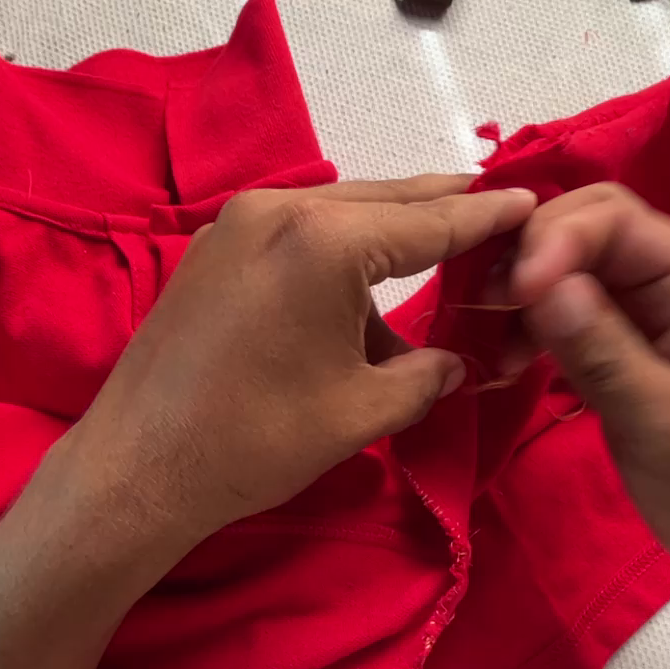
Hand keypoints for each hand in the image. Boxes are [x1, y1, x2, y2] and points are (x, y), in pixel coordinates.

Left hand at [56, 176, 536, 541]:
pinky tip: (353, 288)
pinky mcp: (210, 250)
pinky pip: (294, 235)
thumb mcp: (361, 411)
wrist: (139, 468)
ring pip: (336, 216)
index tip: (530, 202)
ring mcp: (236, 225)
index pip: (430, 221)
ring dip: (385, 239)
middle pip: (383, 201)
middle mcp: (279, 209)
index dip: (486, 216)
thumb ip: (425, 376)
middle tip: (493, 211)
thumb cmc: (255, 441)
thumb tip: (457, 362)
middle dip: (441, 210)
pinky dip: (335, 252)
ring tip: (430, 262)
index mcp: (325, 240)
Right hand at [510, 183, 669, 579]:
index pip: (615, 219)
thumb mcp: (665, 421)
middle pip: (590, 232)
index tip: (510, 296)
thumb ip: (603, 349)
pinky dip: (535, 330)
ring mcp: (655, 318)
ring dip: (525, 298)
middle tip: (485, 312)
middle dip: (530, 259)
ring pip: (574, 273)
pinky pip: (574, 317)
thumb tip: (539, 283)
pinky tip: (509, 362)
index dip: (552, 241)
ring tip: (494, 349)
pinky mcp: (632, 351)